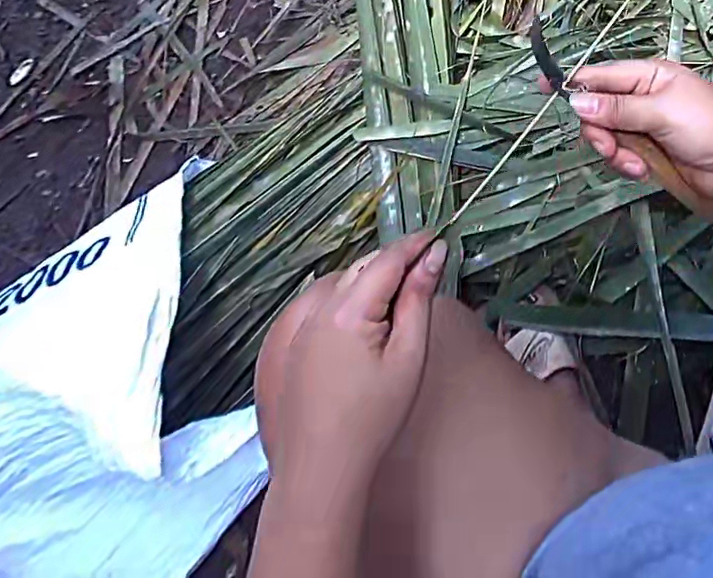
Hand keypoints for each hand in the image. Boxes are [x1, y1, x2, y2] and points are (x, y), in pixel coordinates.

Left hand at [254, 233, 445, 478]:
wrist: (319, 475)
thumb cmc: (374, 418)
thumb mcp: (409, 356)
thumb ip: (420, 298)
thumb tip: (434, 254)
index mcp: (346, 313)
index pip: (386, 259)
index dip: (414, 244)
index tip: (437, 237)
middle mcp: (312, 311)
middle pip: (360, 268)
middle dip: (391, 262)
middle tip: (422, 271)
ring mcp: (288, 328)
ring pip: (334, 282)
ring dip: (363, 279)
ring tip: (390, 300)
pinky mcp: (276, 345)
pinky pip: (311, 304)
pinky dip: (336, 299)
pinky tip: (352, 322)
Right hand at [548, 59, 712, 205]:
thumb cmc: (708, 126)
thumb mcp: (662, 111)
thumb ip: (618, 108)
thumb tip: (575, 100)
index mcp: (648, 74)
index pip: (601, 74)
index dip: (573, 83)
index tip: (542, 89)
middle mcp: (643, 96)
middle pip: (598, 108)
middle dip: (599, 130)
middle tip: (610, 148)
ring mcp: (646, 124)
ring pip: (607, 134)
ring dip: (615, 151)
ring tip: (636, 165)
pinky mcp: (650, 150)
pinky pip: (622, 154)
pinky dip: (627, 163)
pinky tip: (643, 171)